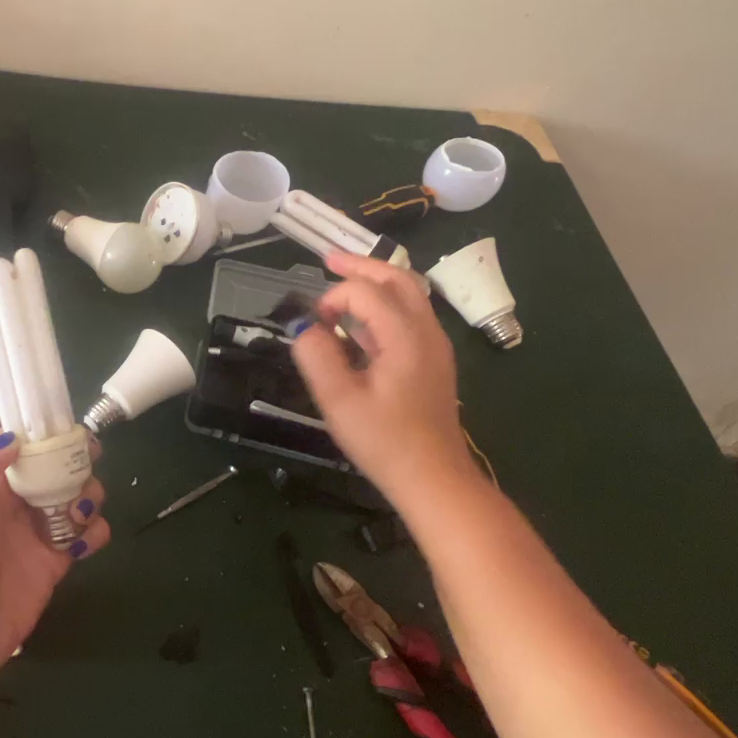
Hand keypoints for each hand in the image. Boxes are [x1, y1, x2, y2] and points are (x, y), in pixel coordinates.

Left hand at [0, 434, 110, 700]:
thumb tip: (12, 439)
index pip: (17, 448)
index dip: (42, 434)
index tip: (69, 428)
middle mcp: (13, 504)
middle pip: (54, 468)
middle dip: (75, 463)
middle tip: (87, 468)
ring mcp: (37, 532)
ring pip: (75, 497)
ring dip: (88, 496)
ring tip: (81, 513)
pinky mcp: (56, 561)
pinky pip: (85, 535)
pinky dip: (95, 532)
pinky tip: (86, 545)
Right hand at [292, 252, 474, 493]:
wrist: (433, 478)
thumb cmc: (384, 442)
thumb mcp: (339, 401)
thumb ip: (316, 357)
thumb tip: (303, 327)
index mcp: (405, 336)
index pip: (366, 292)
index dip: (333, 297)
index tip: (312, 324)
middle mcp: (427, 332)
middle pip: (398, 279)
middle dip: (361, 266)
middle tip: (328, 259)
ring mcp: (435, 346)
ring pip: (409, 295)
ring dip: (376, 282)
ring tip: (343, 280)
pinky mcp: (433, 362)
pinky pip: (411, 317)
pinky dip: (385, 305)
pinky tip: (363, 322)